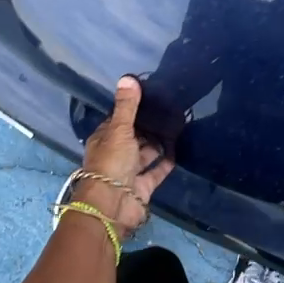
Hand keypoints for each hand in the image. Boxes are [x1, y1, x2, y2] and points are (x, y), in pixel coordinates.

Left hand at [71, 76, 175, 235]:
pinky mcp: (143, 187)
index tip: (148, 98)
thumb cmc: (112, 162)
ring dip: (158, 144)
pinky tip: (178, 150)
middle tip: (168, 110)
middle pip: (133, 138)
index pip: (117, 121)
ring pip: (145, 154)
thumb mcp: (119, 129)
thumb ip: (126, 106)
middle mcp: (115, 155)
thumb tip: (128, 77)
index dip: (130, 111)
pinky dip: (166, 162)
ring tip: (176, 126)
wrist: (112, 205)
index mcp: (104, 140)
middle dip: (147, 127)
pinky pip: (156, 171)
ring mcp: (129, 172)